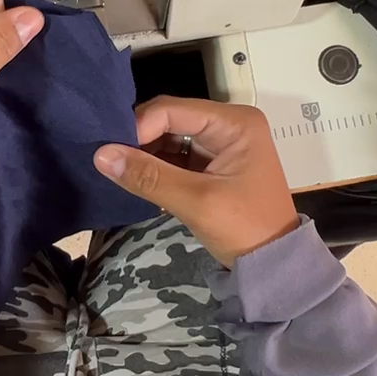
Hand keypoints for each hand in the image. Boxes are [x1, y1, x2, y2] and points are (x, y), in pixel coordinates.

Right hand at [93, 96, 300, 266]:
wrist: (275, 266)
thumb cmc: (245, 229)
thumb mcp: (196, 203)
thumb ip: (149, 177)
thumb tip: (101, 155)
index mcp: (234, 122)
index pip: (172, 110)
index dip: (138, 127)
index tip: (110, 152)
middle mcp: (228, 123)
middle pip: (169, 119)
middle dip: (138, 138)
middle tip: (108, 159)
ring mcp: (220, 142)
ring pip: (168, 137)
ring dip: (144, 152)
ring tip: (116, 168)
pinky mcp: (211, 162)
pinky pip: (175, 154)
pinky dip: (155, 165)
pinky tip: (133, 176)